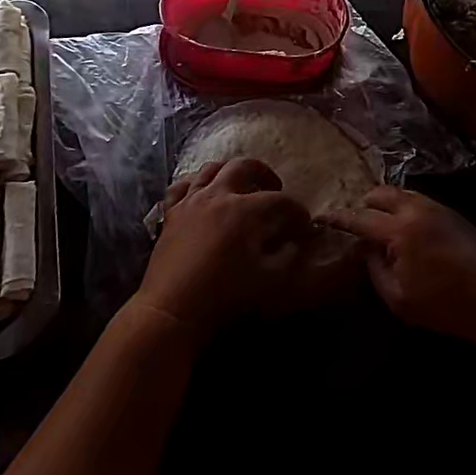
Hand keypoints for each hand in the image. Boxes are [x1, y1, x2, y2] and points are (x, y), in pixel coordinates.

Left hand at [136, 158, 314, 336]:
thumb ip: (290, 256)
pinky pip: (181, 185)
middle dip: (265, 175)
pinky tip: (202, 191)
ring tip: (241, 185)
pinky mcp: (172, 212)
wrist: (175, 308)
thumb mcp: (271, 281)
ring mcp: (191, 200)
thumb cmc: (226, 296)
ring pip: (211, 168)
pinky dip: (195, 182)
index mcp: (246, 211)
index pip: (280, 201)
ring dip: (231, 172)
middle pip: (244, 167)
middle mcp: (218, 195)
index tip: (304, 224)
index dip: (297, 211)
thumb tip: (297, 242)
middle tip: (274, 190)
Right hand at [322, 187, 475, 345]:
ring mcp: (439, 208)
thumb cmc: (447, 306)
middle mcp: (417, 210)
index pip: (359, 218)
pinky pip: (419, 200)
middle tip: (353, 220)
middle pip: (380, 193)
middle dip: (363, 203)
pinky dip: (403, 206)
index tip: (320, 216)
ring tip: (377, 221)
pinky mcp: (455, 215)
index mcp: (400, 230)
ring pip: (402, 193)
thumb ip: (375, 270)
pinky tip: (404, 226)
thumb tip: (367, 250)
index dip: (337, 218)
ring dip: (384, 203)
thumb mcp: (399, 298)